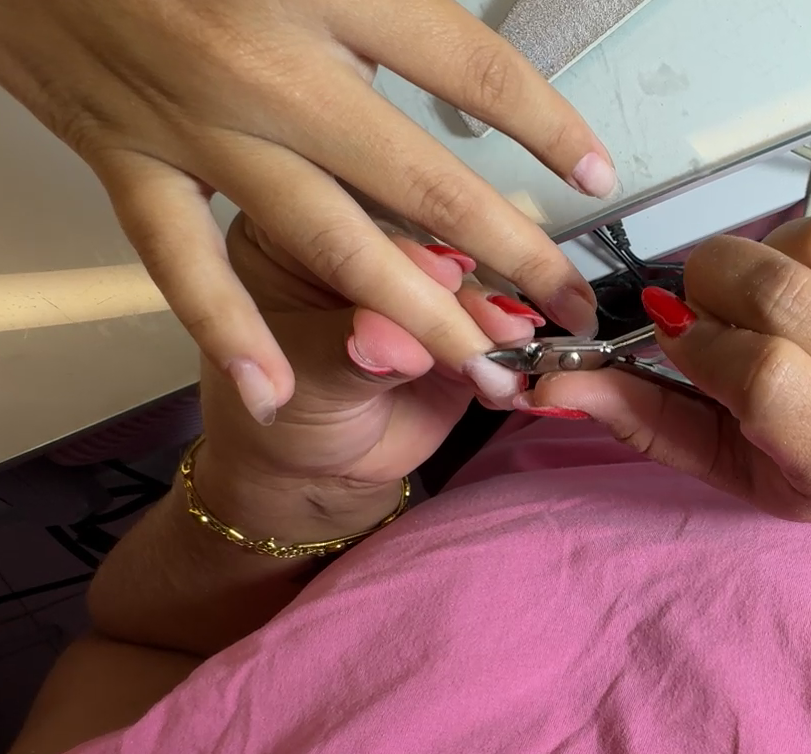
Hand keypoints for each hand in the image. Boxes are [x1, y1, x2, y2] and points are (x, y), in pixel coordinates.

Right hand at [0, 0, 609, 421]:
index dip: (547, 129)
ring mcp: (189, 120)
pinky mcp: (112, 151)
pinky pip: (175, 257)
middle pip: (428, 188)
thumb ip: (388, 1)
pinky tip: (270, 391)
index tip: (596, 176)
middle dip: (517, 259)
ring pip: (335, 243)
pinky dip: (221, 325)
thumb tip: (468, 60)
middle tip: (573, 310)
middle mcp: (266, 65)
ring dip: (422, 318)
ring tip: (491, 372)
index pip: (474, 74)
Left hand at [189, 214, 542, 541]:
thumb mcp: (307, 379)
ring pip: (472, 294)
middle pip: (431, 254)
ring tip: (516, 347)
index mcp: (301, 236)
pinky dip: (513, 353)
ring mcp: (424, 295)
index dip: (408, 256)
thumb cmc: (291, 412)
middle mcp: (369, 253)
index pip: (360, 230)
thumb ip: (351, 355)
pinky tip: (519, 370)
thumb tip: (395, 343)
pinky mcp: (464, 334)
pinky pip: (496, 336)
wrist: (327, 467)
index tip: (448, 279)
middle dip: (473, 289)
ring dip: (499, 320)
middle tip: (504, 322)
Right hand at [522, 212, 810, 523]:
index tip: (684, 341)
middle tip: (713, 310)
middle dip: (720, 283)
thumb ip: (645, 420)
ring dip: (769, 256)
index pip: (768, 376)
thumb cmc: (800, 469)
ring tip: (766, 301)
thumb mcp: (720, 464)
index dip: (707, 344)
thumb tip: (554, 383)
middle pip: (787, 295)